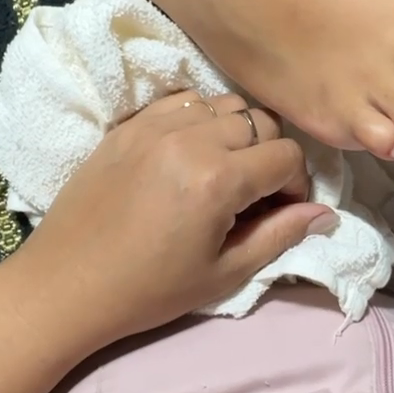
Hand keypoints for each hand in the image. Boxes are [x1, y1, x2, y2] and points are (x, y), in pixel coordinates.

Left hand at [4, 91, 336, 350]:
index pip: (287, 156)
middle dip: (271, 155)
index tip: (282, 211)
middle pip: (261, 122)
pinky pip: (182, 101)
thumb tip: (327, 215)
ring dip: (237, 133)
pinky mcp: (128, 125)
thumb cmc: (148, 291)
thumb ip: (279, 236)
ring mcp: (154, 126)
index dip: (297, 186)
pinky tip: (189, 153)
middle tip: (255, 194)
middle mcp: (190, 139)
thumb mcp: (223, 274)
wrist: (65, 286)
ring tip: (222, 170)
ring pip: (224, 103)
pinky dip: (199, 119)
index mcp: (218, 179)